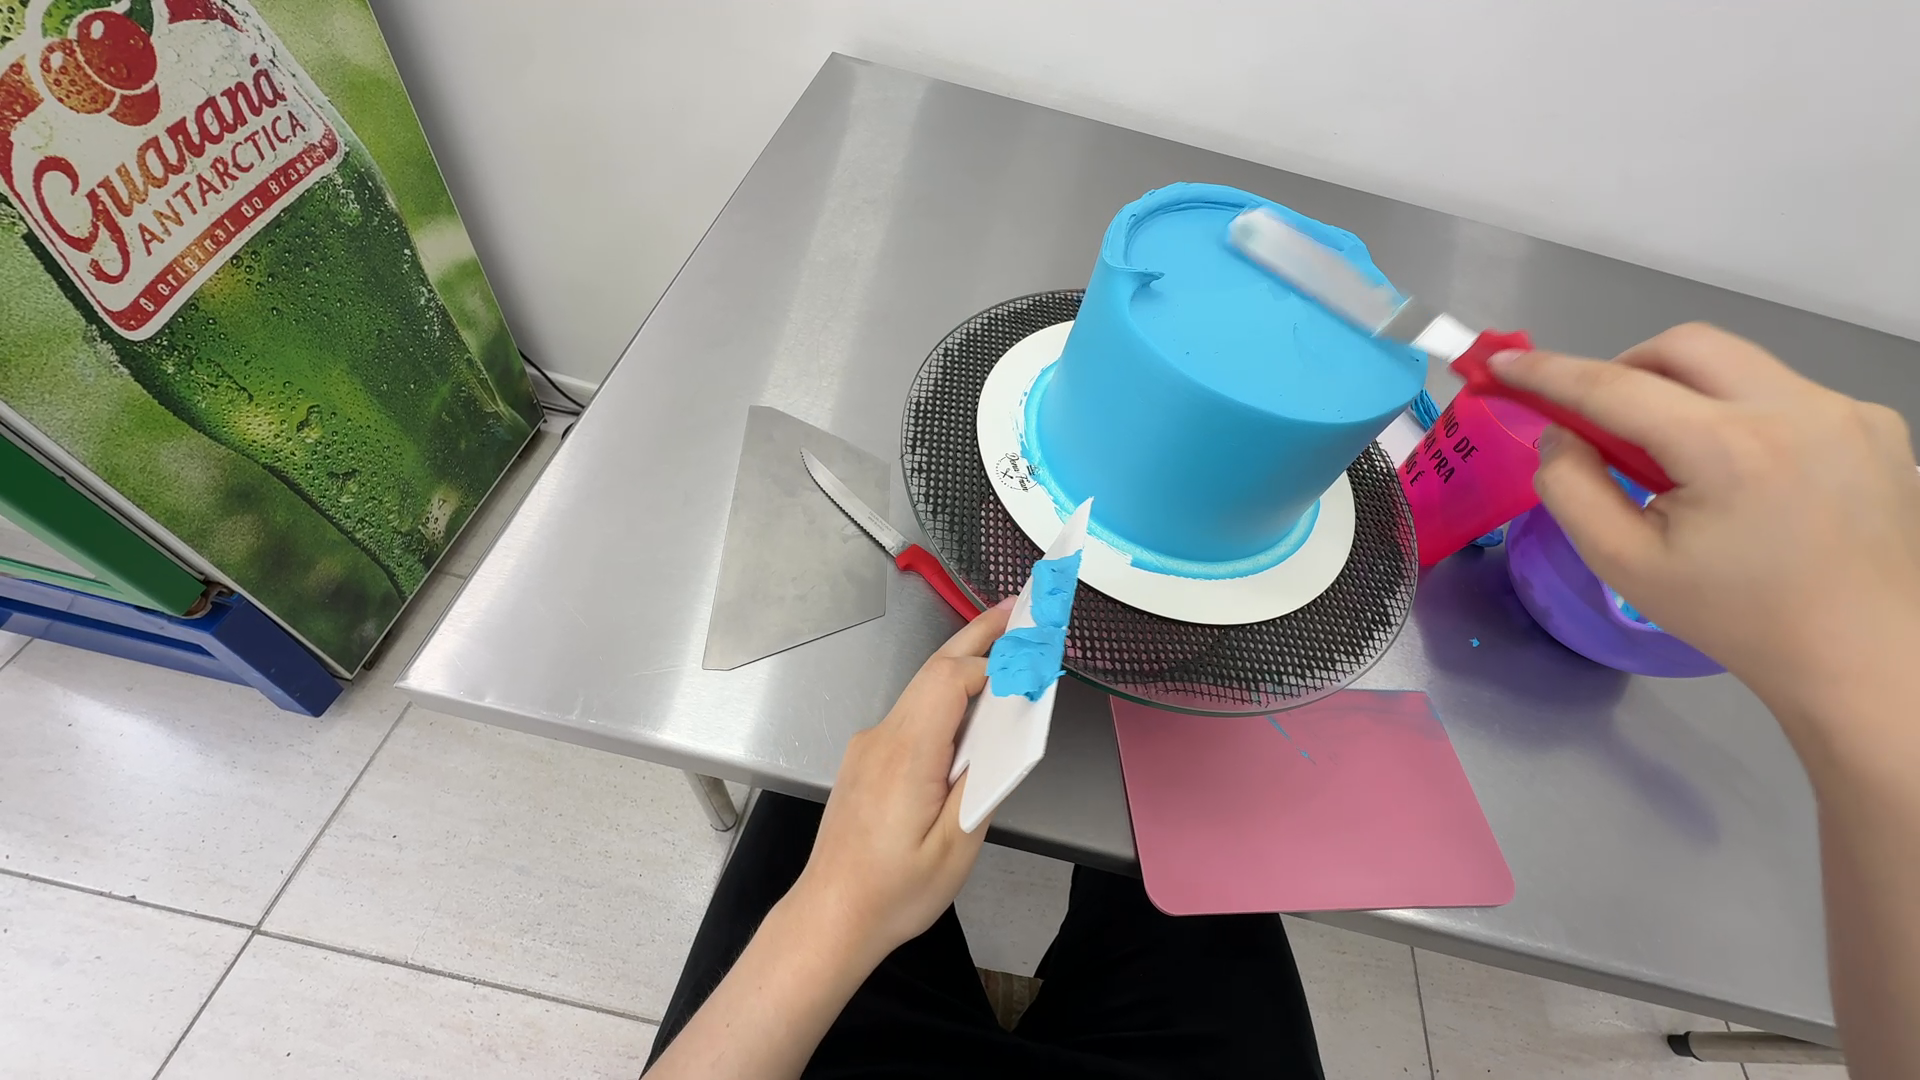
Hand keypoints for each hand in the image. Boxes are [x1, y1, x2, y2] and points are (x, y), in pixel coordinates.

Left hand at [782, 600, 1011, 966]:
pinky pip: (911, 710)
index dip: (994, 664)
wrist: (830, 917)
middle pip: (934, 668)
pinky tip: (966, 700)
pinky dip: (943, 692)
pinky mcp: (867, 755)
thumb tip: (1003, 732)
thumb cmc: (893, 892)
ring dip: (961, 661)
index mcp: (908, 753)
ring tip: (999, 643)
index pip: (952, 680)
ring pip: (921, 685)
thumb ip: (983, 782)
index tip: (1029, 658)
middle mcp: (884, 735)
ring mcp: (871, 742)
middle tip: (1014, 609)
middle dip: (977, 635)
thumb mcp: (955, 847)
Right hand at [1489, 324, 1919, 729]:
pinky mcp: (1875, 424)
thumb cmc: (1730, 613)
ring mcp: (1847, 412)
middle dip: (1621, 368)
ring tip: (1668, 456)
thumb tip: (1559, 435)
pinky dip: (1729, 410)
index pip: (1614, 388)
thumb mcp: (1619, 559)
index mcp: (1728, 449)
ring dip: (1677, 390)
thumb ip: (1569, 487)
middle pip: (1684, 346)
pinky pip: (1778, 390)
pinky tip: (1732, 471)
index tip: (1501, 361)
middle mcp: (1798, 410)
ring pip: (1735, 363)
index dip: (1547, 371)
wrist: (1864, 651)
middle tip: (1596, 419)